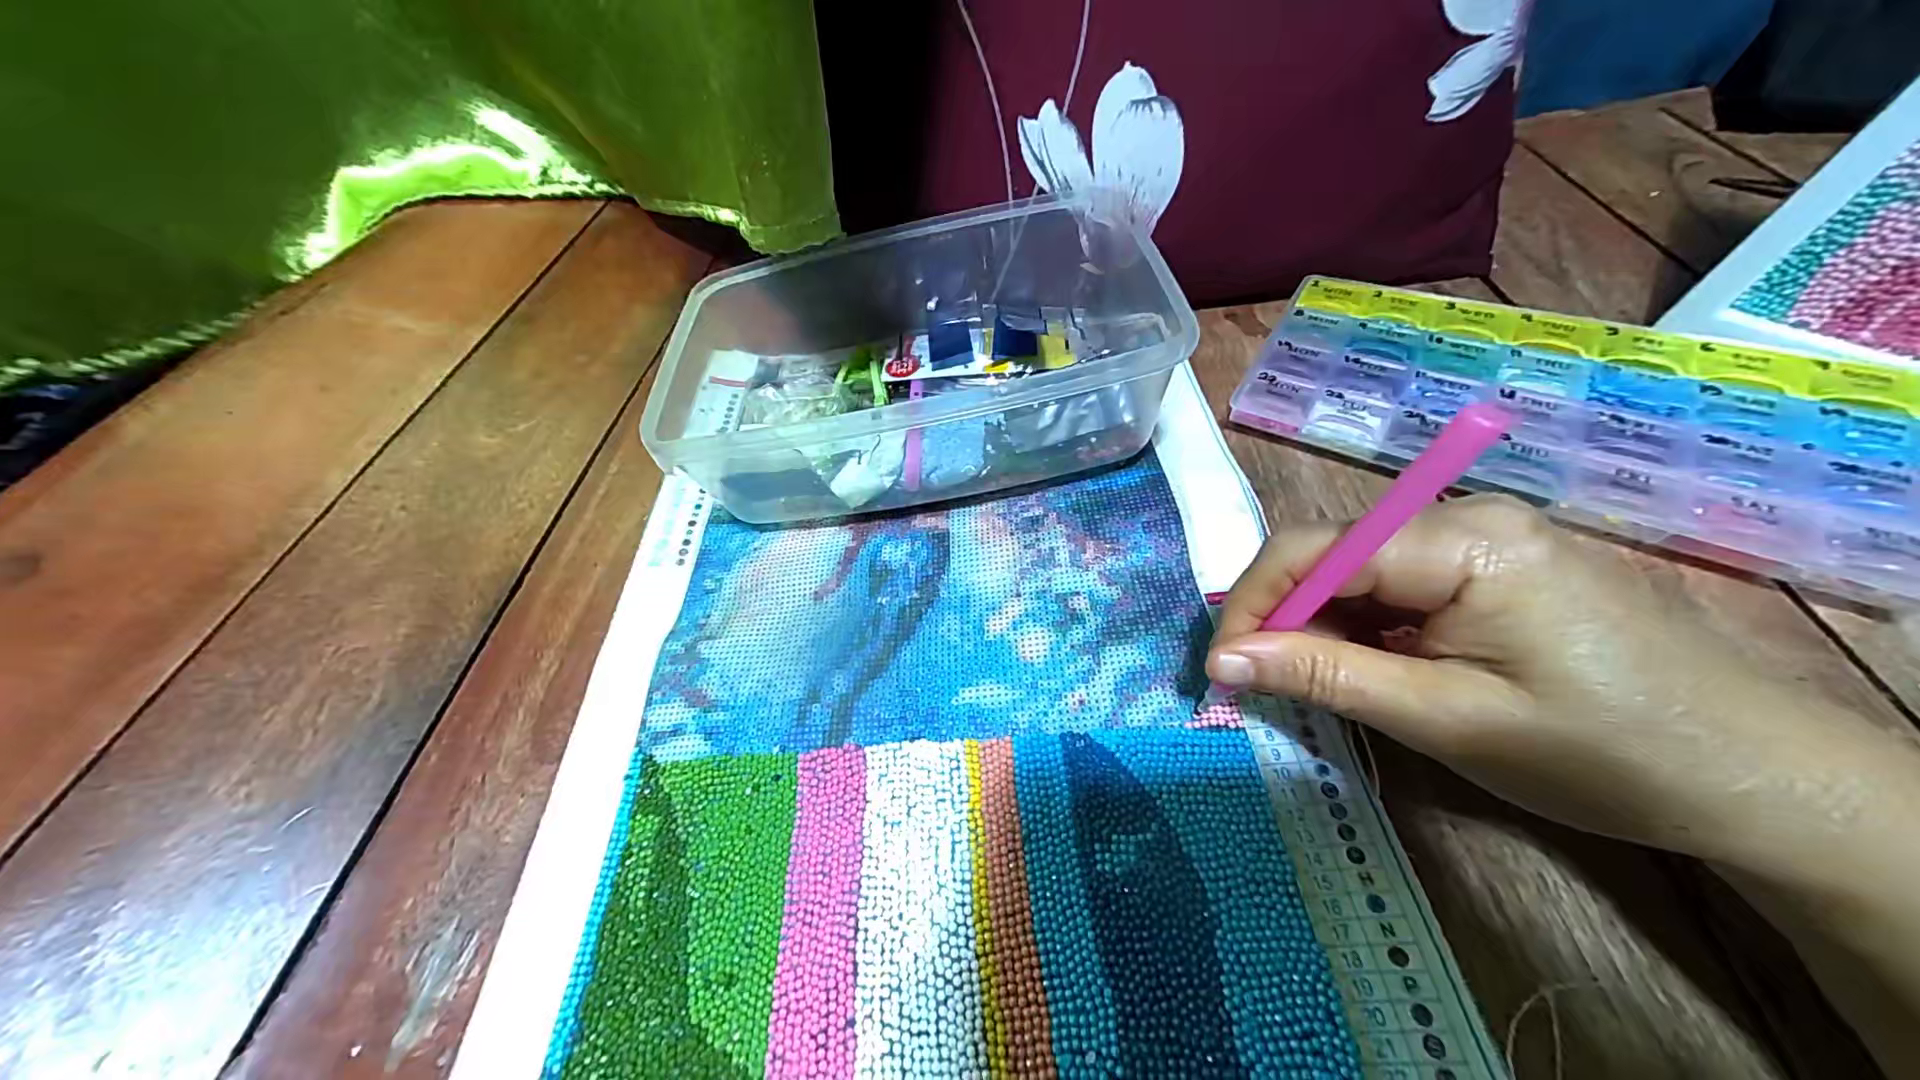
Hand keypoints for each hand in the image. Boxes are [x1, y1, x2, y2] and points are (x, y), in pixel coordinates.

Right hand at [1205, 495, 1919, 872]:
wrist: (1762, 781)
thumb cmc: (1602, 753)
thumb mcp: (1444, 718)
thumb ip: (1325, 677)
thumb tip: (1223, 661)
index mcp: (1462, 540)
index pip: (1313, 552)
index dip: (1252, 607)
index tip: (1221, 668)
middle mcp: (1466, 517)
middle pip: (1332, 554)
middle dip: (1285, 618)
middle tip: (1262, 683)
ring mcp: (1482, 536)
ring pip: (1358, 570)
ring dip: (1322, 626)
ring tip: (1318, 684)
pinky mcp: (1492, 562)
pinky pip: (1396, 583)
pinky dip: (1364, 627)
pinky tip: (1370, 668)